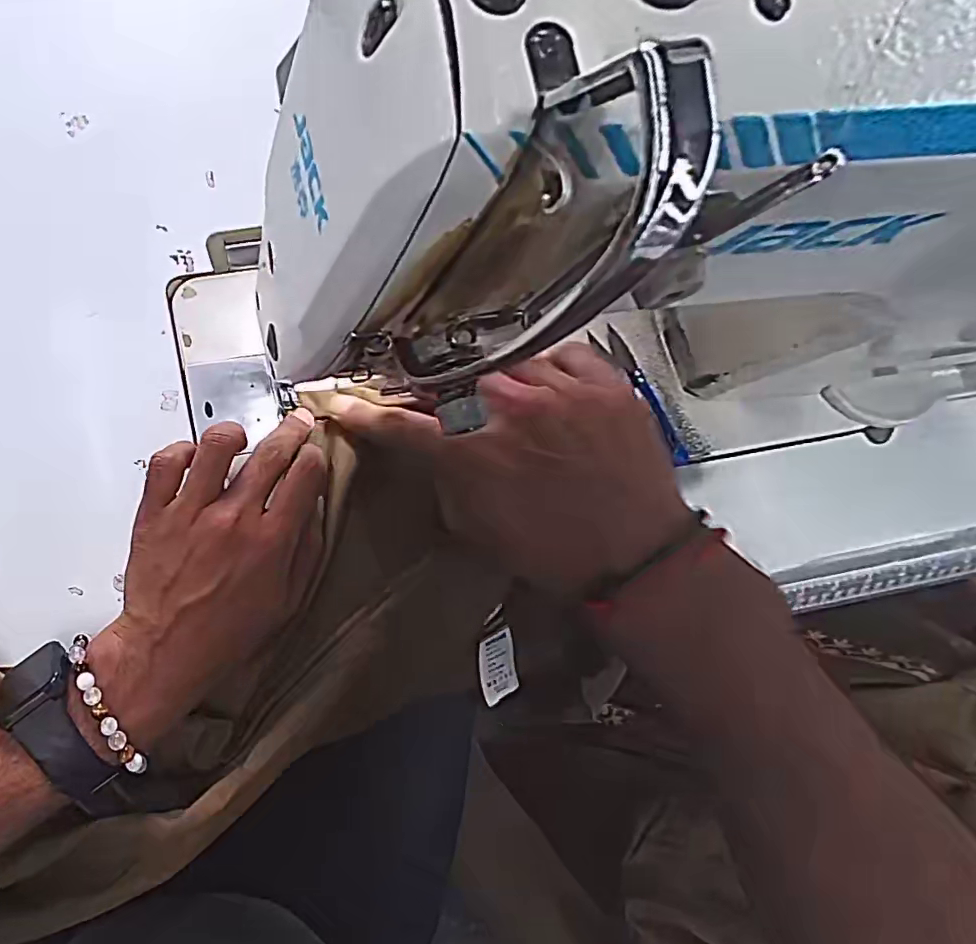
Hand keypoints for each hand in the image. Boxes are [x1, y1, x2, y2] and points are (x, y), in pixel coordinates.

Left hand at [83, 410, 327, 745]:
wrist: (167, 650)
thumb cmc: (224, 635)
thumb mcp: (286, 603)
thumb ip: (305, 552)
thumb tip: (313, 510)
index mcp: (271, 543)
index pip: (306, 474)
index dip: (315, 456)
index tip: (313, 455)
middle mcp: (233, 521)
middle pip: (271, 452)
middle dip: (291, 431)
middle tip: (294, 427)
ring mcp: (190, 513)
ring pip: (216, 445)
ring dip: (235, 433)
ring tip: (240, 438)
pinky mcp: (155, 514)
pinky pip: (166, 463)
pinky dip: (180, 450)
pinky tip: (192, 457)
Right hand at [325, 342, 692, 594]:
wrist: (630, 557)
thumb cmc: (549, 550)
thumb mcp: (472, 526)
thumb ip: (444, 480)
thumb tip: (434, 455)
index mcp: (468, 452)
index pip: (399, 423)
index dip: (364, 415)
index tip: (345, 406)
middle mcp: (508, 411)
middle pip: (450, 383)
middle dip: (438, 398)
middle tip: (447, 413)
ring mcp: (560, 392)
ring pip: (504, 363)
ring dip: (493, 384)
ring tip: (504, 407)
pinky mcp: (605, 386)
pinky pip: (562, 354)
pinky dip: (546, 368)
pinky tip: (545, 388)